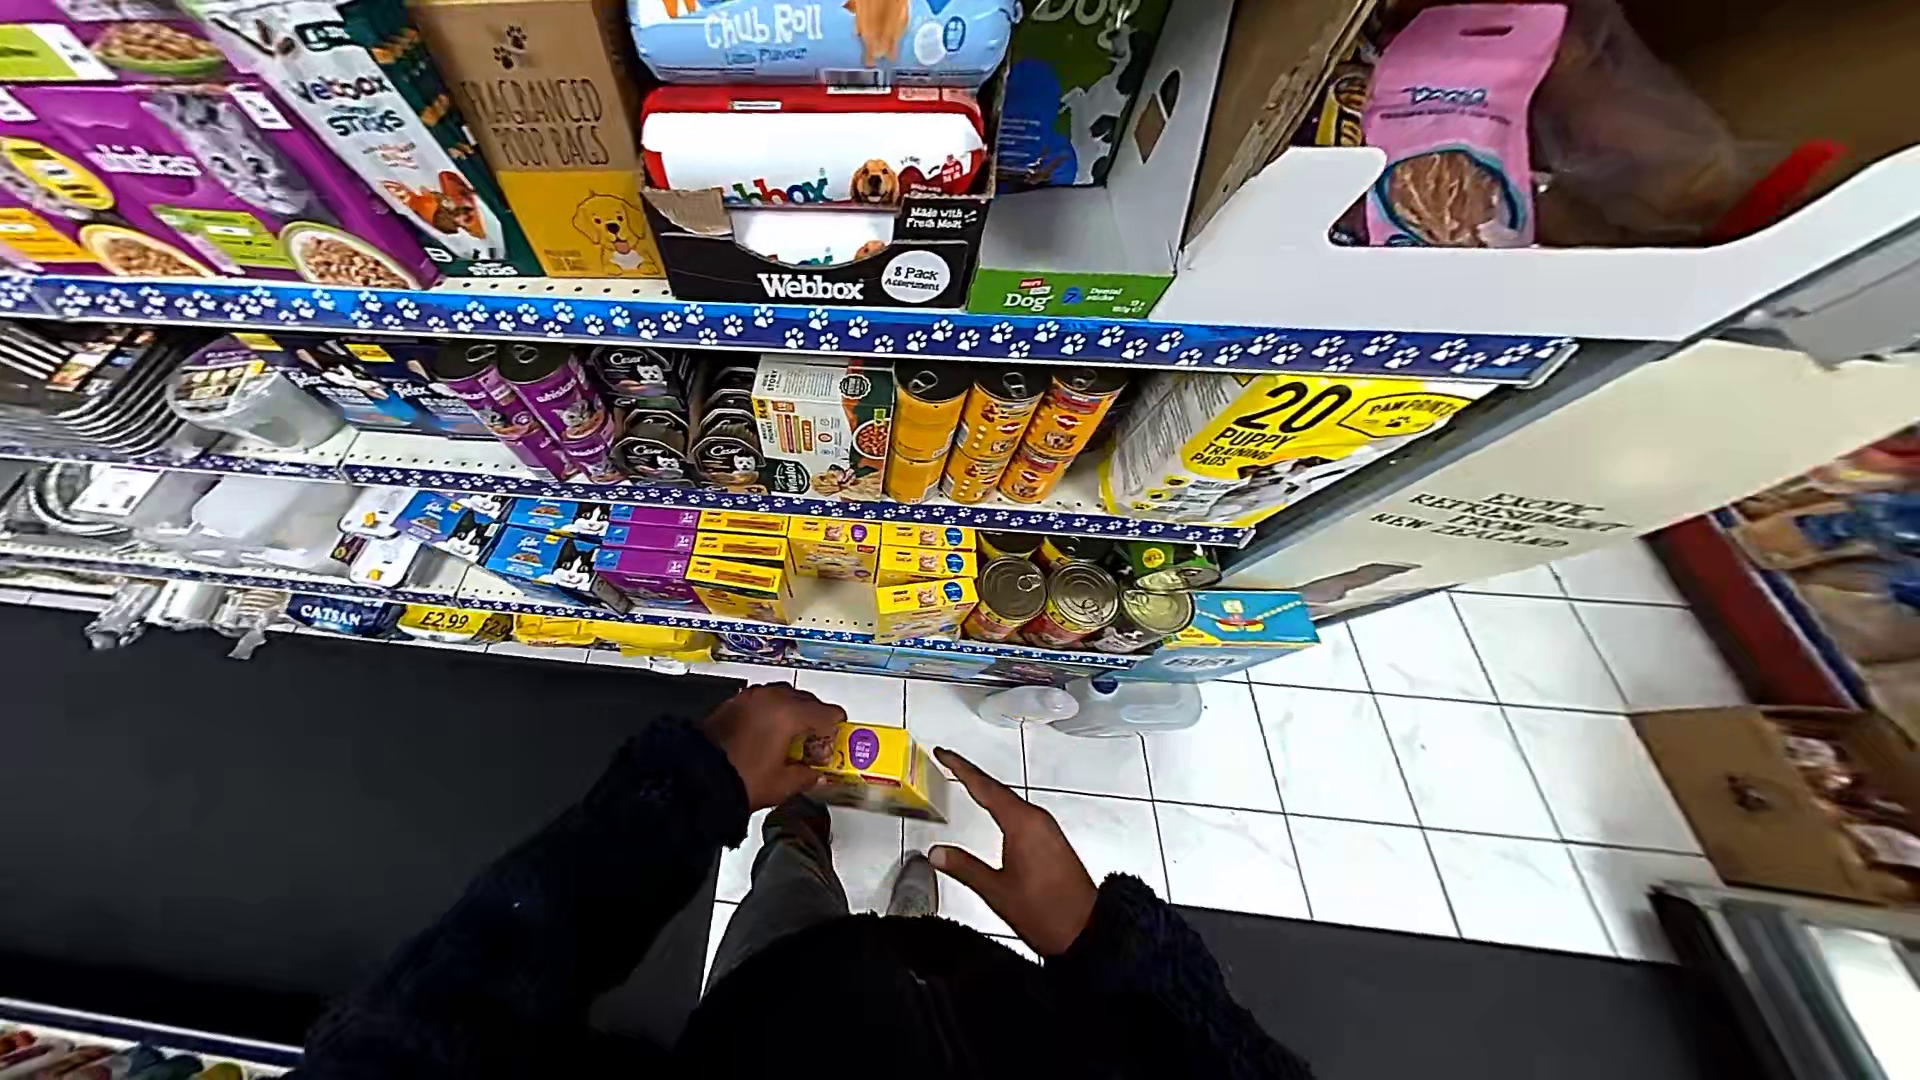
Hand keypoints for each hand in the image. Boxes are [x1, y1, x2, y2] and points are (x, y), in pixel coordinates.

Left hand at [701, 683, 844, 810]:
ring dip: (793, 710)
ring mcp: (752, 697)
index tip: (835, 738)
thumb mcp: (782, 785)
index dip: (835, 726)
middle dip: (815, 718)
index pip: (827, 712)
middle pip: (807, 700)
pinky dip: (771, 710)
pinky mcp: (734, 701)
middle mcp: (773, 697)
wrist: (693, 780)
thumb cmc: (740, 781)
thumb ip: (806, 775)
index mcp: (791, 714)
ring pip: (784, 695)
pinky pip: (763, 699)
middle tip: (815, 741)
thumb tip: (815, 774)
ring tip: (790, 734)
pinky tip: (768, 731)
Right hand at [927, 748, 1097, 956]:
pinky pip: (1020, 809)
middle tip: (948, 760)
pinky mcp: (1051, 837)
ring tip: (965, 779)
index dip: (960, 767)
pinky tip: (994, 808)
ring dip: (986, 787)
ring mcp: (1046, 826)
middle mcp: (1036, 817)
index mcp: (1021, 823)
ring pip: (1010, 798)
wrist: (1088, 931)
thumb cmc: (1045, 913)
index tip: (943, 753)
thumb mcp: (997, 892)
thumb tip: (936, 852)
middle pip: (996, 787)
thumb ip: (965, 868)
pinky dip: (1001, 802)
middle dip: (970, 773)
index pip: (984, 786)